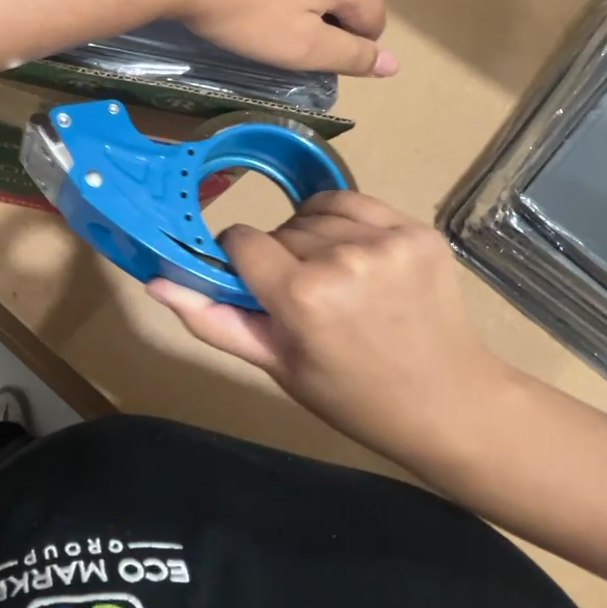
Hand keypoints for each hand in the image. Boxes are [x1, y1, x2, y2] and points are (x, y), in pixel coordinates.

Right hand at [147, 191, 509, 464]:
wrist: (452, 404)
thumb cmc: (352, 394)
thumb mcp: (276, 364)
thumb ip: (212, 319)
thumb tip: (155, 281)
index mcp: (303, 296)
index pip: (241, 241)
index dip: (242, 263)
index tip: (259, 289)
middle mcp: (343, 257)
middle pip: (279, 230)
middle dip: (281, 258)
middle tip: (307, 300)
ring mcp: (386, 240)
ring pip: (313, 214)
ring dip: (312, 239)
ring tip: (336, 280)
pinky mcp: (415, 230)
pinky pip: (352, 203)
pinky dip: (344, 223)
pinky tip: (358, 257)